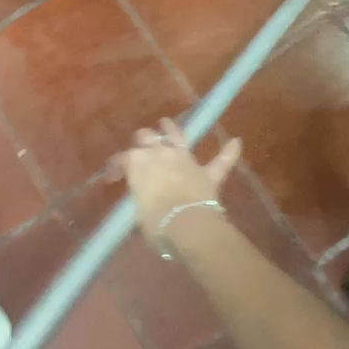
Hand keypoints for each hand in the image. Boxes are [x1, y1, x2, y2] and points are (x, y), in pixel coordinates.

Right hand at [112, 119, 242, 248]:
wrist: (187, 225)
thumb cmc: (156, 221)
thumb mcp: (139, 212)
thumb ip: (142, 199)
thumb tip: (146, 203)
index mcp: (137, 162)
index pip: (122, 160)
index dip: (115, 167)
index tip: (112, 177)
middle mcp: (159, 153)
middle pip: (147, 137)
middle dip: (143, 139)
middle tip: (140, 144)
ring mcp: (185, 161)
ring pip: (178, 137)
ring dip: (172, 128)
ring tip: (167, 123)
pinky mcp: (207, 174)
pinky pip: (221, 161)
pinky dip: (229, 152)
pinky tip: (237, 142)